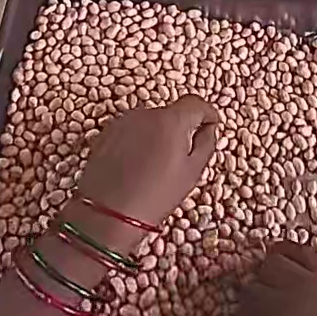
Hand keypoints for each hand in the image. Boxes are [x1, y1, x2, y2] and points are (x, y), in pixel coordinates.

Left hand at [72, 95, 218, 231]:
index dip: (206, 113)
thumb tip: (209, 128)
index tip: (210, 125)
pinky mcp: (106, 132)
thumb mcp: (191, 172)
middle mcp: (145, 114)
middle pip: (171, 114)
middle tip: (180, 160)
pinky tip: (135, 167)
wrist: (107, 213)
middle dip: (179, 130)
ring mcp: (122, 121)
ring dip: (156, 136)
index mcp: (170, 121)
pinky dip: (137, 142)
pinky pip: (130, 131)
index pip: (195, 103)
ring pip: (149, 123)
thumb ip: (206, 143)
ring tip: (154, 168)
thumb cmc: (154, 196)